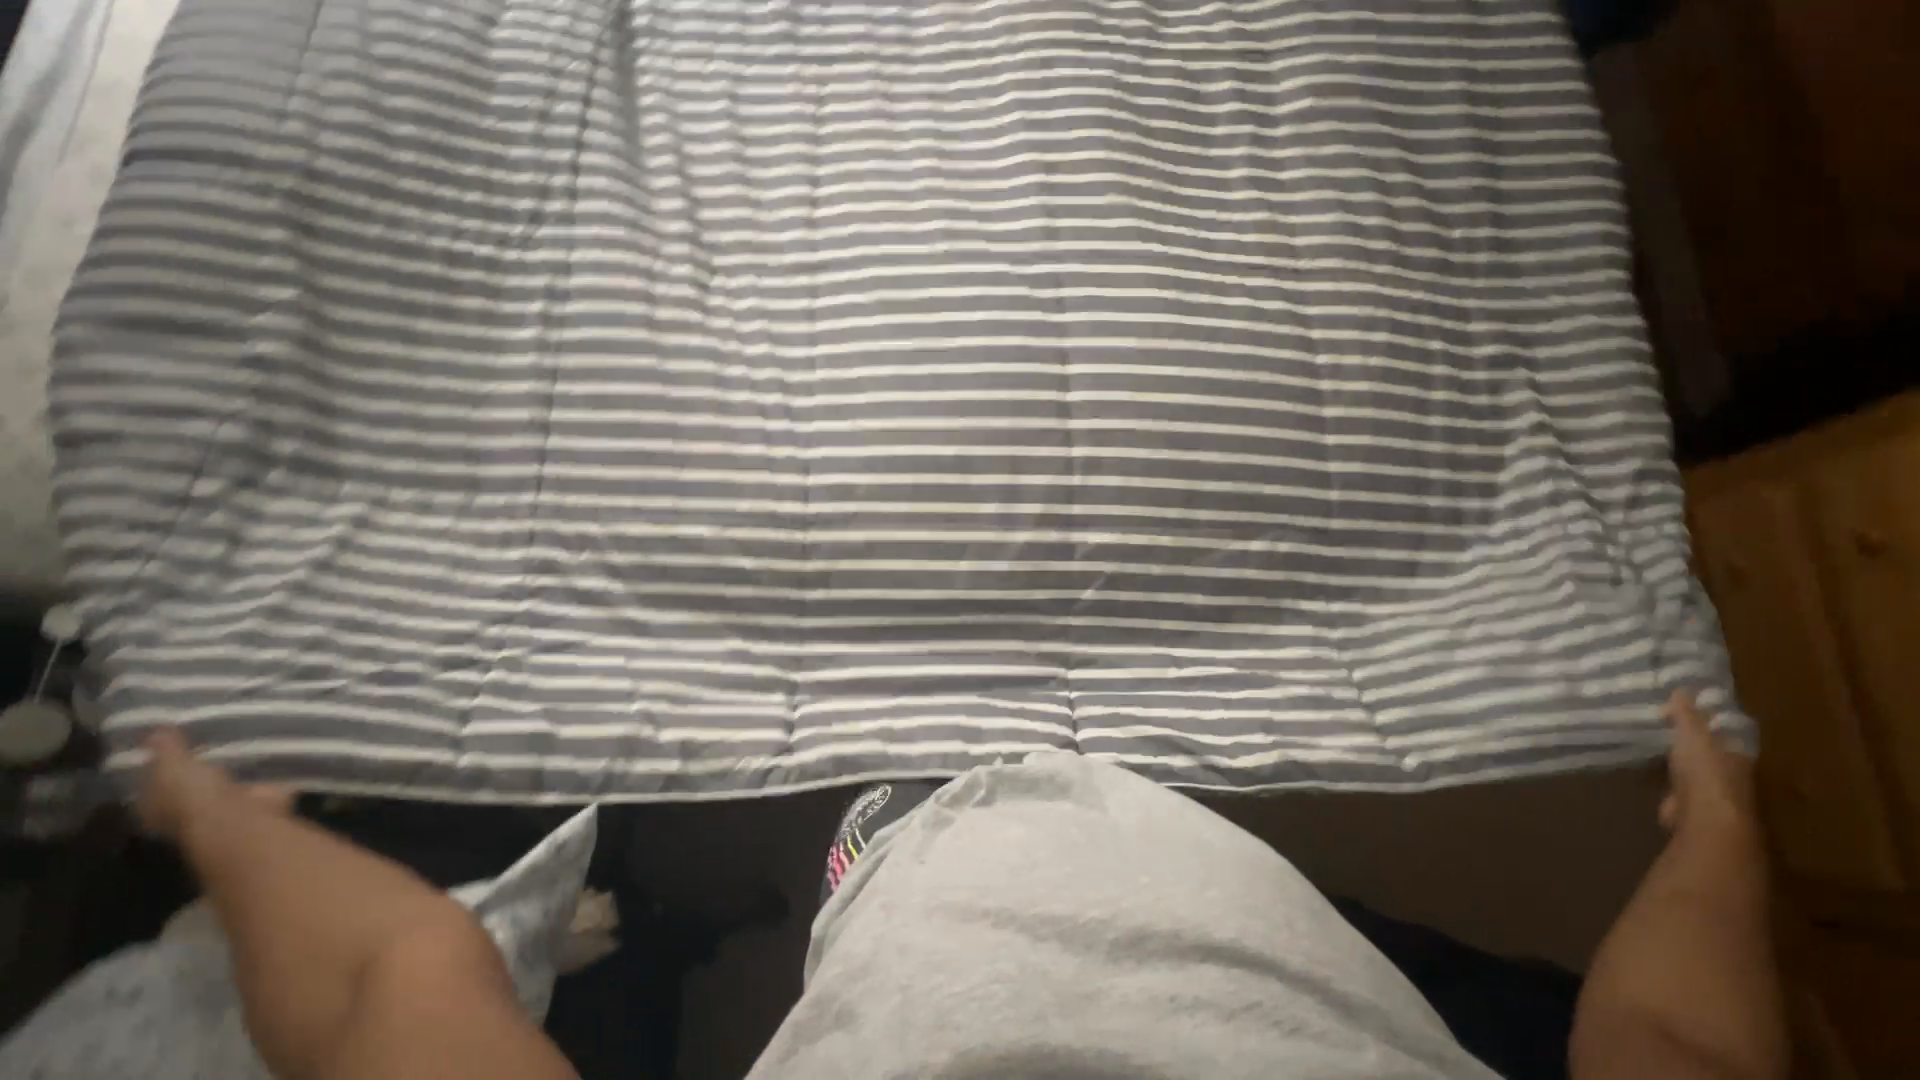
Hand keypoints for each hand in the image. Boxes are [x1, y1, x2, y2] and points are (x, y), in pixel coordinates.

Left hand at [137, 728, 293, 842]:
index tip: (171, 739)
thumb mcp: (171, 766)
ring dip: (234, 768)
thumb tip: (157, 728)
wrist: (241, 817)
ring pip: (228, 783)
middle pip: (191, 784)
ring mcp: (227, 808)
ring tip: (243, 738)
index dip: (159, 763)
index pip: (152, 784)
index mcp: (157, 807)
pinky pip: (261, 780)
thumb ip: (166, 748)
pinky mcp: (260, 801)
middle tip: (209, 735)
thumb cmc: (192, 795)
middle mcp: (190, 812)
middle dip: (200, 766)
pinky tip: (273, 749)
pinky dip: (266, 768)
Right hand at [1658, 691, 1758, 837]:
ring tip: (1659, 752)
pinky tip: (1657, 778)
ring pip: (1696, 774)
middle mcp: (1730, 775)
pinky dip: (1671, 784)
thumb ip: (1687, 714)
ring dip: (1682, 766)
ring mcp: (1711, 795)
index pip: (1725, 736)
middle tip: (1669, 731)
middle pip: (1712, 755)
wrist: (1703, 816)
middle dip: (1695, 746)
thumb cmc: (1705, 770)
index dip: (1710, 726)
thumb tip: (1682, 687)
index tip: (1688, 716)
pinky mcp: (1692, 810)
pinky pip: (1680, 790)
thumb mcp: (1693, 734)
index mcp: (1736, 754)